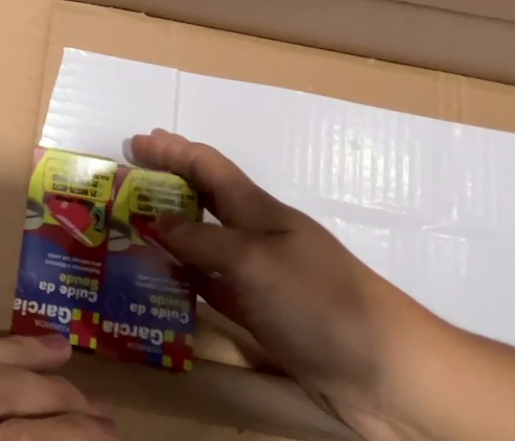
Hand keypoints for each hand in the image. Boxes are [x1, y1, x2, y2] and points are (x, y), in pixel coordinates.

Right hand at [129, 129, 439, 438]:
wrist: (388, 372)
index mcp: (260, 210)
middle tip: (126, 182)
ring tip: (132, 230)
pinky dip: (187, 280)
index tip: (134, 143)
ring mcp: (263, 279)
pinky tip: (166, 283)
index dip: (173, 152)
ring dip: (172, 234)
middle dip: (168, 186)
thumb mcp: (255, 262)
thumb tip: (156, 221)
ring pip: (206, 246)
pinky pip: (215, 289)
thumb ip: (203, 241)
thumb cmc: (321, 301)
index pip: (208, 168)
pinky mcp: (266, 318)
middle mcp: (258, 237)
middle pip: (206, 201)